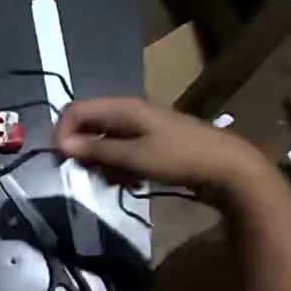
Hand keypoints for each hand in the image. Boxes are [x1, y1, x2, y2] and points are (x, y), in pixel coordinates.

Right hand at [56, 98, 286, 204]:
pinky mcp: (152, 144)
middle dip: (84, 152)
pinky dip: (119, 168)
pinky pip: (123, 153)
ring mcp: (142, 128)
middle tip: (91, 176)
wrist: (227, 168)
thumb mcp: (135, 157)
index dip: (63, 133)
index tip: (62, 161)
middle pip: (89, 126)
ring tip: (115, 182)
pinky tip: (130, 183)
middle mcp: (129, 112)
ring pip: (105, 143)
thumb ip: (98, 151)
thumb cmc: (180, 158)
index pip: (76, 110)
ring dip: (102, 164)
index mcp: (124, 108)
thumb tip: (62, 145)